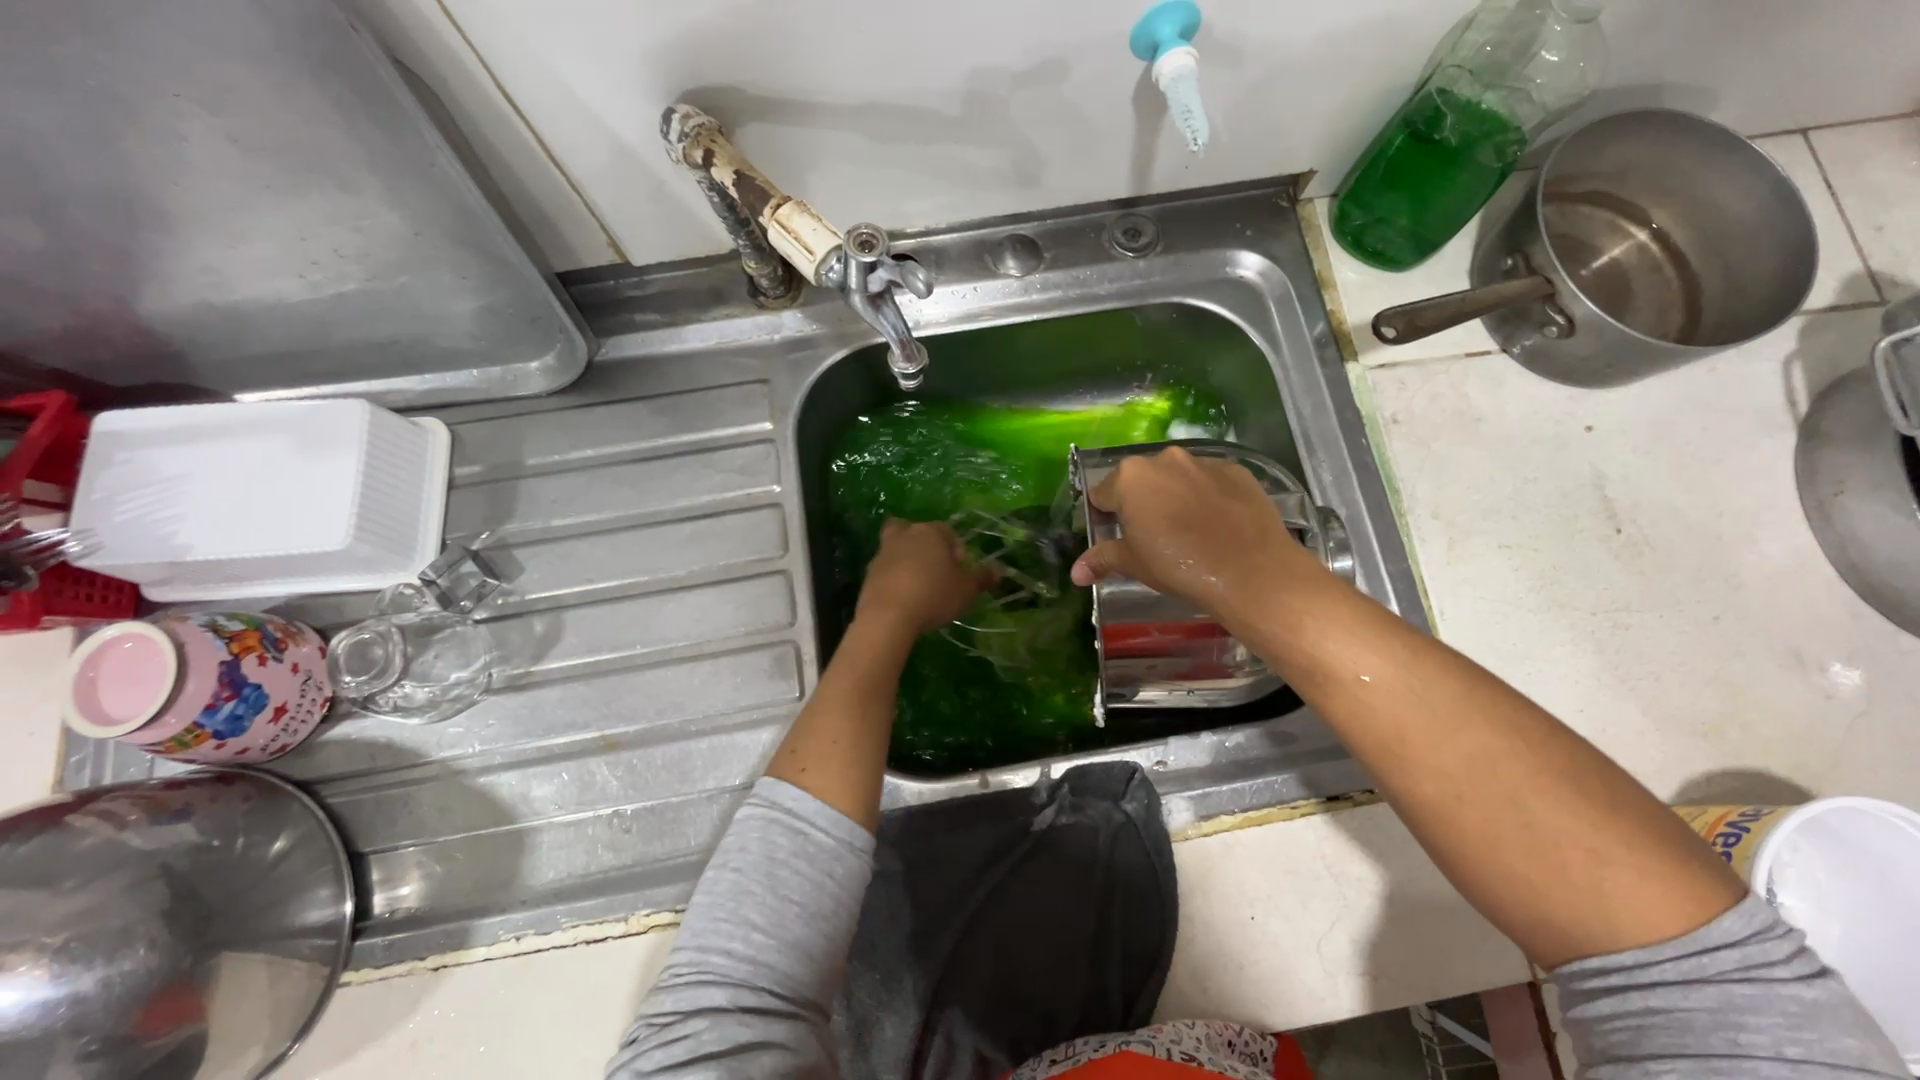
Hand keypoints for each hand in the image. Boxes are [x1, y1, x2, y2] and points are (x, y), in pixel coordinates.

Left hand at [855, 519, 994, 635]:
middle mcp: (904, 536)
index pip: (947, 531)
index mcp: (930, 532)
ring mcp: (882, 554)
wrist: (888, 616)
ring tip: (919, 587)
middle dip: (924, 545)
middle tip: (934, 568)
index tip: (960, 571)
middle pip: (913, 531)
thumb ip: (982, 578)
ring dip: (906, 561)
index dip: (956, 550)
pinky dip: (894, 579)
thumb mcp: (966, 590)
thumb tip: (999, 571)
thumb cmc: (934, 595)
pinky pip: (885, 570)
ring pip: (896, 549)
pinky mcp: (868, 574)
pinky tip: (903, 598)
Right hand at [1069, 446, 1324, 626]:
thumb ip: (1103, 559)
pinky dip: (1209, 497)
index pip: (1103, 494)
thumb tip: (1076, 573)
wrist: (1250, 570)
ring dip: (1176, 497)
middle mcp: (1164, 459)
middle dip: (1143, 504)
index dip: (1106, 517)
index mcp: (1130, 478)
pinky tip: (1218, 526)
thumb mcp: (1134, 564)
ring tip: (1189, 532)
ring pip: (1178, 478)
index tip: (1119, 538)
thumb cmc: (1178, 566)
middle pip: (1141, 481)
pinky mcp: (1236, 471)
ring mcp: (1203, 462)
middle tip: (1154, 538)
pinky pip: (1211, 482)